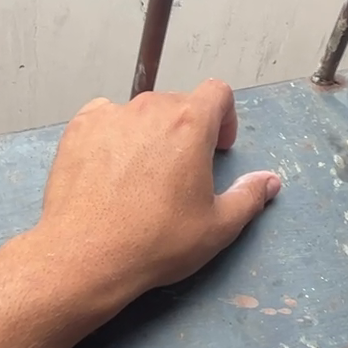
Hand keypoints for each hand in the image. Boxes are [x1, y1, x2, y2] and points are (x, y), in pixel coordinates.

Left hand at [27, 78, 281, 319]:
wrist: (86, 255)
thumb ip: (249, 197)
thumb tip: (270, 181)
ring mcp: (110, 115)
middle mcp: (150, 108)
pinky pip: (104, 120)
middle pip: (178, 104)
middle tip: (181, 171)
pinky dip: (112, 137)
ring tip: (141, 176)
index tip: (217, 148)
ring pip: (139, 113)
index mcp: (191, 123)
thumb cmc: (157, 241)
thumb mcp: (217, 227)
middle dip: (186, 130)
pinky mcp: (78, 129)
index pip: (218, 92)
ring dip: (149, 134)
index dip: (224, 117)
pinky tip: (108, 172)